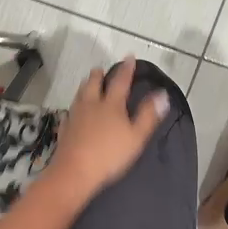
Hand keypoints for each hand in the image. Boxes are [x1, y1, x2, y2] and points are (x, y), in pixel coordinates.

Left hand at [45, 58, 170, 197]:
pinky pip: (69, 113)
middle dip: (99, 75)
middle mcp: (91, 105)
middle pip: (94, 84)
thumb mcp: (136, 136)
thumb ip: (148, 115)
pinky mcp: (65, 129)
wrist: (75, 172)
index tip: (129, 57)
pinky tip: (72, 111)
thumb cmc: (110, 154)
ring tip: (87, 83)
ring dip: (85, 86)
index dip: (126, 69)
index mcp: (111, 105)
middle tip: (101, 68)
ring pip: (80, 95)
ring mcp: (75, 116)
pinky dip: (74, 108)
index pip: (120, 81)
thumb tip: (162, 94)